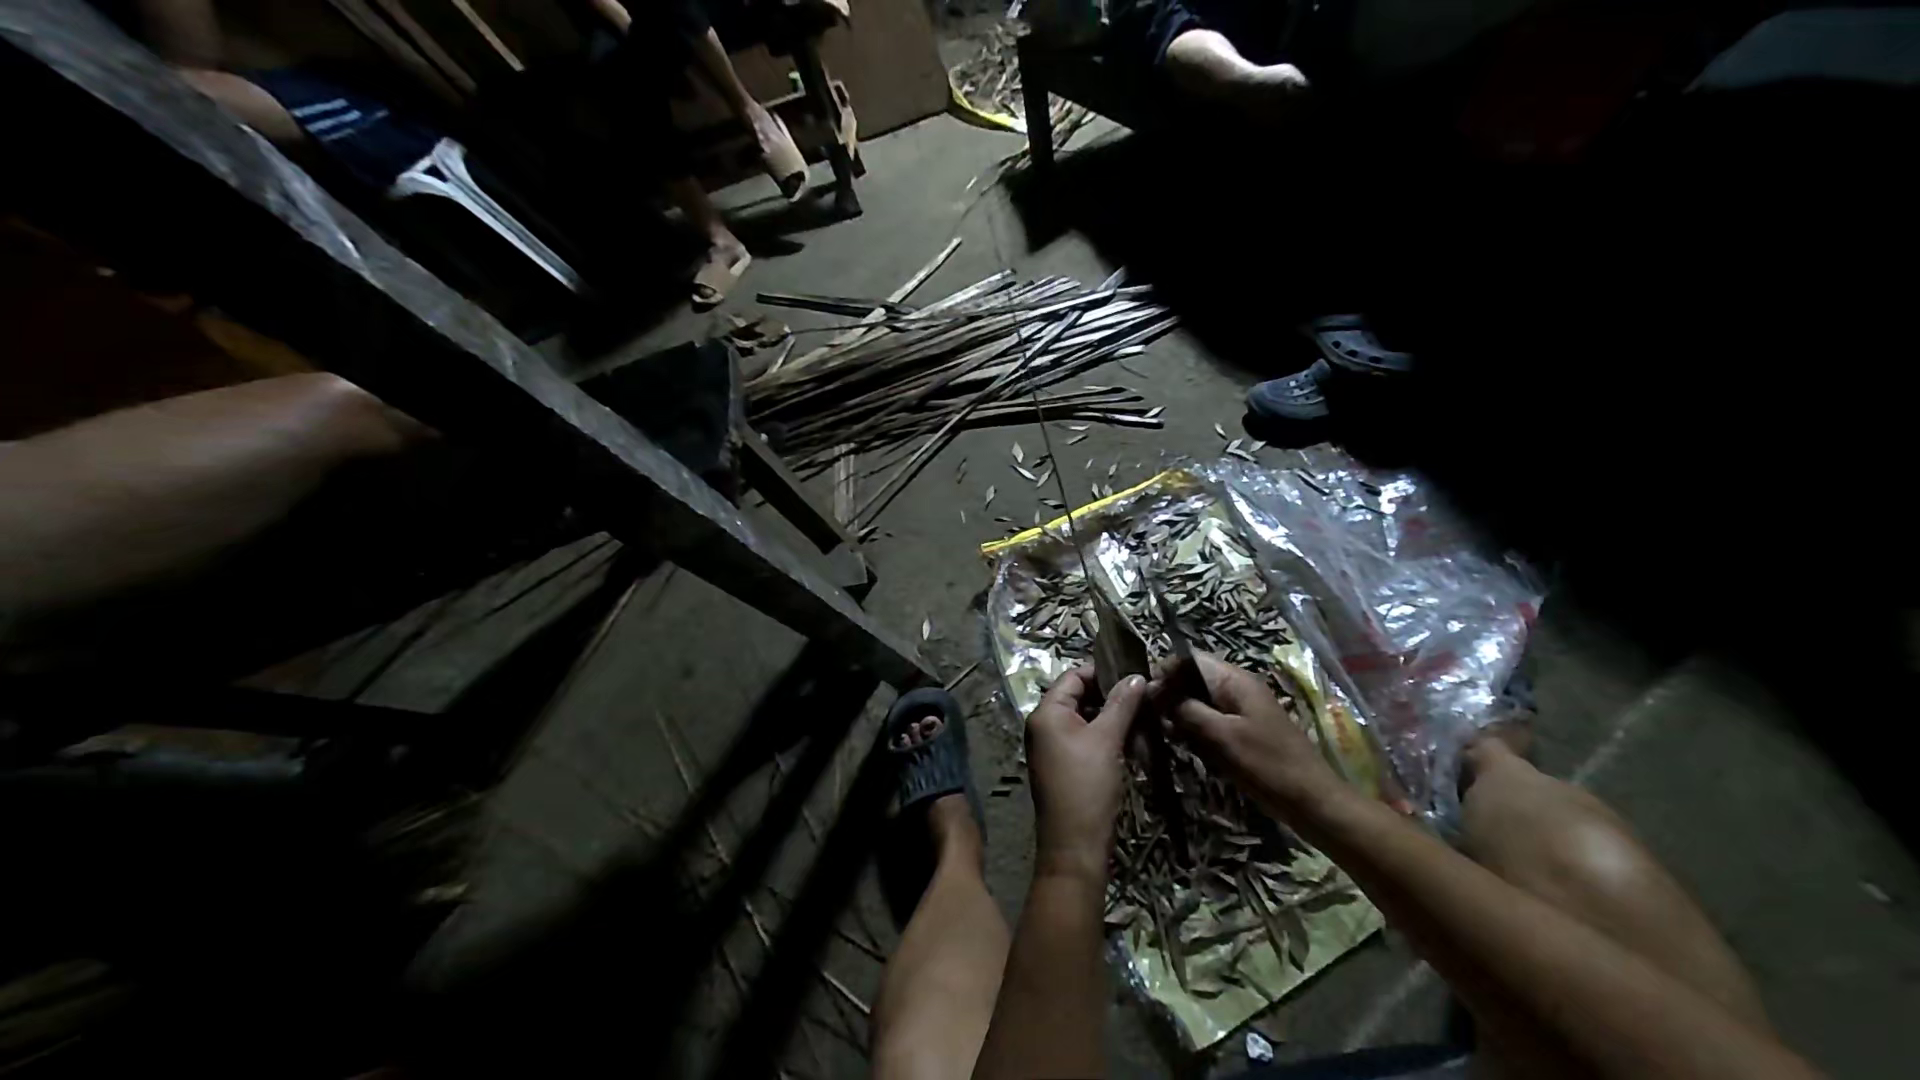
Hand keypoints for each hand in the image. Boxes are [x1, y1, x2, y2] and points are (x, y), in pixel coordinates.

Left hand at [1025, 665, 1147, 882]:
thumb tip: (1137, 675)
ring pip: (1086, 719)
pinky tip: (1133, 740)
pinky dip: (1107, 736)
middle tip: (1145, 696)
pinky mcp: (1064, 765)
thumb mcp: (1107, 739)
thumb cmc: (1087, 785)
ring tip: (1145, 716)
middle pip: (1079, 696)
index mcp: (1046, 713)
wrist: (1074, 845)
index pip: (1073, 676)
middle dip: (1112, 695)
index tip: (1135, 674)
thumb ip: (1121, 704)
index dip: (1103, 672)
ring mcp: (1053, 746)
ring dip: (1113, 717)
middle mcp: (1044, 725)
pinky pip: (1086, 739)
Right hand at [1150, 652, 1342, 813]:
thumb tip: (1153, 690)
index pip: (1190, 659)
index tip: (1145, 695)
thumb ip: (1186, 709)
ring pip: (1197, 700)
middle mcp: (1236, 688)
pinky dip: (1192, 728)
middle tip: (1150, 718)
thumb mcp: (1221, 735)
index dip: (1165, 671)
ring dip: (1178, 713)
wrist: (1312, 802)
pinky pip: (1208, 720)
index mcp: (1235, 680)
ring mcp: (1239, 710)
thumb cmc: (1267, 764)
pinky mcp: (1239, 731)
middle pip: (1191, 679)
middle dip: (1169, 694)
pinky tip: (1180, 743)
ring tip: (1162, 732)